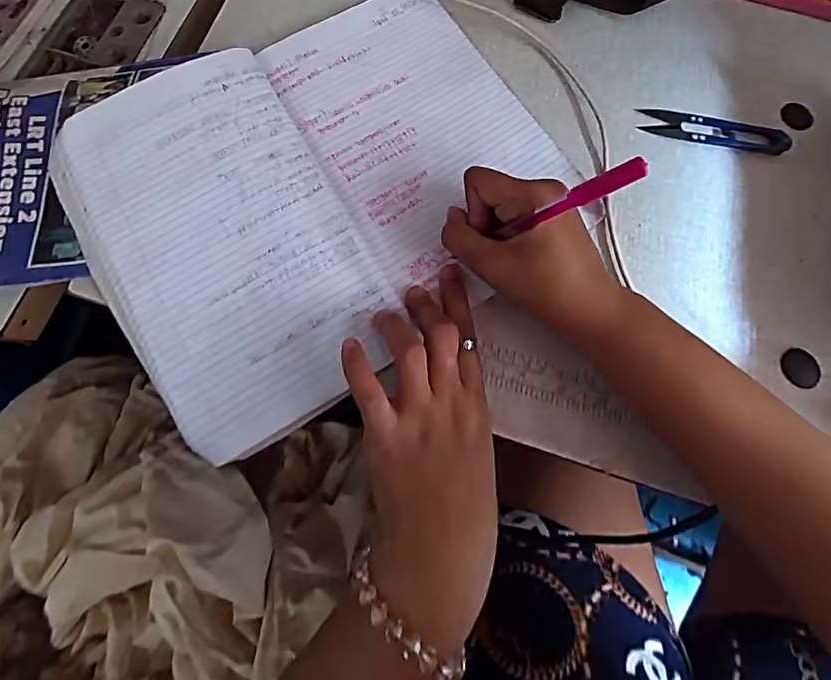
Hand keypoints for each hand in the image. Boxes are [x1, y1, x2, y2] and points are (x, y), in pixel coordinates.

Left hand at [341, 266, 496, 656]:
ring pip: (410, 354)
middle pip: (442, 338)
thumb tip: (450, 371)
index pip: (470, 342)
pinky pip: (370, 390)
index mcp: (478, 407)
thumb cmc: (467, 503)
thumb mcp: (479, 447)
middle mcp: (451, 405)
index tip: (449, 278)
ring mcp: (419, 420)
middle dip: (427, 306)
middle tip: (412, 289)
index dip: (458, 305)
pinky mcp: (387, 439)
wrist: (444, 552)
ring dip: (395, 326)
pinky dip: (358, 364)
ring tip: (383, 313)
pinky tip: (351, 345)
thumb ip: (466, 406)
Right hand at [440, 166, 630, 336]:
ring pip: (502, 206)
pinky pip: (518, 215)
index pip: (477, 181)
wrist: (591, 310)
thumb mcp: (491, 265)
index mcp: (534, 193)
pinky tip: (525, 260)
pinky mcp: (556, 216)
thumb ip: (459, 238)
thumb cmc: (548, 289)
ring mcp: (553, 201)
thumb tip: (453, 219)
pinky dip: (512, 237)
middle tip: (502, 255)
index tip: (490, 242)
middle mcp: (546, 189)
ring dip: (498, 234)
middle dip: (486, 224)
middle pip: (490, 193)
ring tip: (516, 260)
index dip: (473, 213)